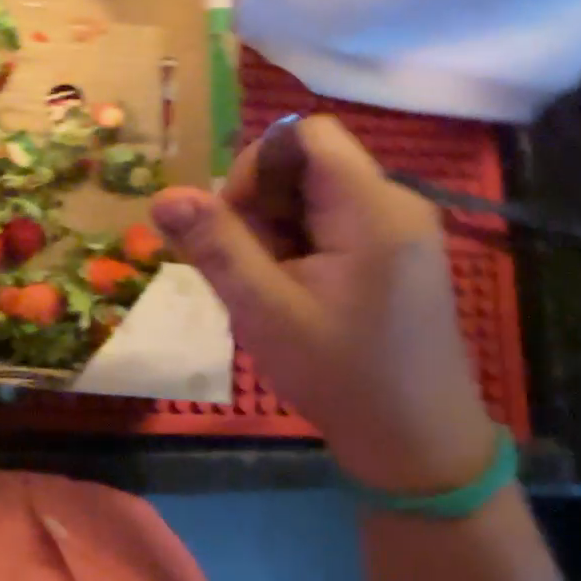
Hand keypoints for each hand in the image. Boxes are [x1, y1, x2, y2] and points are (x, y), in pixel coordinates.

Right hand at [150, 117, 496, 493]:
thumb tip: (162, 195)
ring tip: (270, 287)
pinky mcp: (393, 252)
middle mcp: (394, 203)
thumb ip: (215, 246)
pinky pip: (328, 220)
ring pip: (310, 193)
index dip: (256, 164)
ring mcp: (398, 228)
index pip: (305, 134)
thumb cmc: (342, 376)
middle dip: (259, 204)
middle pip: (304, 163)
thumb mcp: (264, 311)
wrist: (418, 446)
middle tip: (248, 268)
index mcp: (373, 210)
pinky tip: (291, 292)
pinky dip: (295, 244)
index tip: (236, 222)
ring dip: (272, 229)